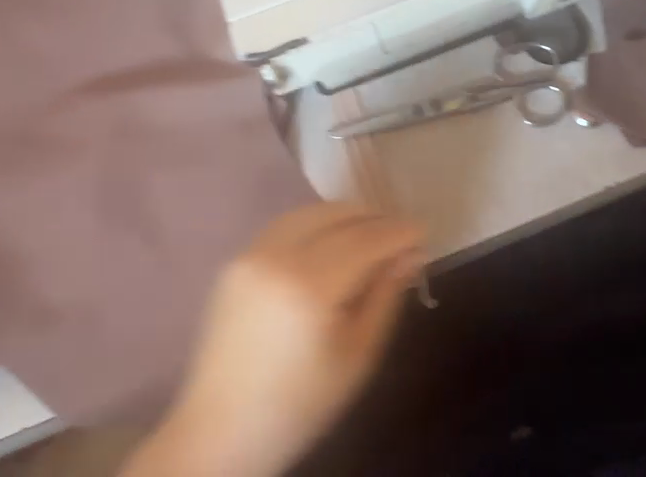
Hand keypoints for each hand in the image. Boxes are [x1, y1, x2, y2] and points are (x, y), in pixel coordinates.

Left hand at [128, 202, 425, 476]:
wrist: (222, 430)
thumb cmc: (301, 404)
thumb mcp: (358, 355)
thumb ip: (386, 296)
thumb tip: (411, 253)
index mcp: (309, 284)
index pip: (365, 240)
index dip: (398, 231)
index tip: (423, 230)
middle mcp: (276, 256)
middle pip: (336, 216)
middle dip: (373, 218)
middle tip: (400, 232)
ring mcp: (250, 254)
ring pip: (308, 214)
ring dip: (343, 216)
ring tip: (370, 233)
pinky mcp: (235, 262)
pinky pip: (284, 227)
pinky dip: (314, 225)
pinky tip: (330, 242)